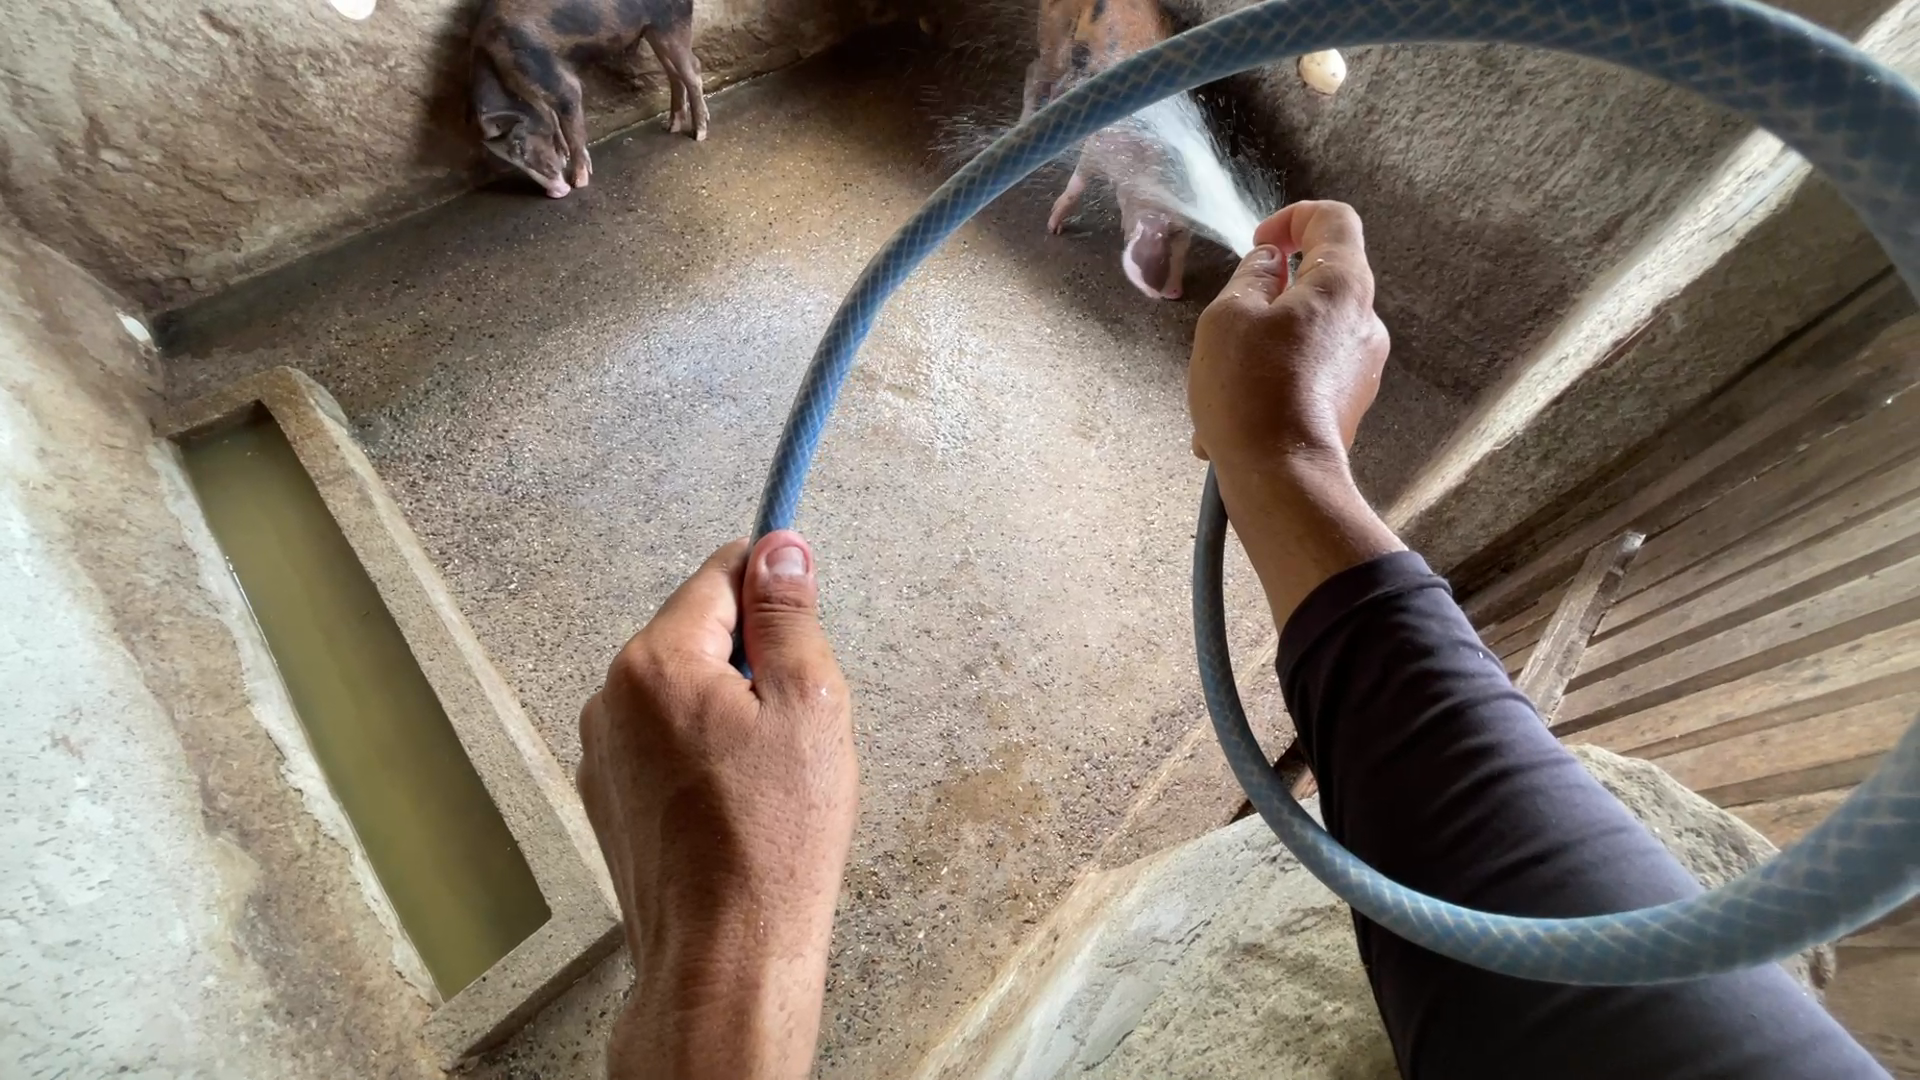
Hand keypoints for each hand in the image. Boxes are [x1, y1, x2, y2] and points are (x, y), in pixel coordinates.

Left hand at [578, 531, 856, 1079]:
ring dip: (734, 700)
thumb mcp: (808, 702)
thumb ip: (789, 615)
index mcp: (658, 661)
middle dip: (756, 654)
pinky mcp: (610, 793)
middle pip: (701, 630)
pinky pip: (667, 733)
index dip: (772, 582)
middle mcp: (613, 695)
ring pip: (687, 684)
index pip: (721, 574)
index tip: (804, 608)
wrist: (726, 957)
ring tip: (773, 764)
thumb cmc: (778, 831)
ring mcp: (604, 749)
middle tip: (799, 714)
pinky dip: (707, 740)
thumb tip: (783, 548)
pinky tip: (740, 794)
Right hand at [1187, 200, 1390, 472]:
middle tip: (1228, 330)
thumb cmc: (1248, 389)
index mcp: (1342, 284)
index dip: (1292, 218)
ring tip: (1220, 391)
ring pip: (1306, 335)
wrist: (1279, 475)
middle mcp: (1365, 320)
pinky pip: (1307, 376)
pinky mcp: (1351, 405)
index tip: (1259, 245)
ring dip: (1261, 350)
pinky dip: (1272, 384)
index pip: (1332, 218)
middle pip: (1317, 284)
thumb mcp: (1227, 318)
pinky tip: (1235, 417)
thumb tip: (1266, 266)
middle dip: (1267, 299)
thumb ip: (1249, 278)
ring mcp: (1363, 367)